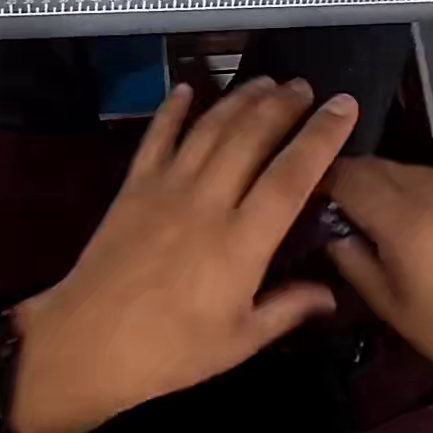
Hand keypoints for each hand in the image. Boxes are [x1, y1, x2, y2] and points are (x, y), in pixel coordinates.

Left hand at [10, 77, 358, 432]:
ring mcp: (167, 187)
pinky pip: (157, 137)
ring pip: (210, 129)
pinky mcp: (134, 185)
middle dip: (283, 105)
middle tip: (304, 86)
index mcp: (241, 242)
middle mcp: (208, 201)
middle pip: (251, 137)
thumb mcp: (239, 341)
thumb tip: (332, 294)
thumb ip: (288, 309)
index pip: (292, 176)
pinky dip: (172, 109)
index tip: (343, 106)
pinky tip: (186, 88)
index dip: (321, 136)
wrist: (88, 343)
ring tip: (266, 81)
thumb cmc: (170, 350)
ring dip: (240, 99)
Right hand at [325, 158, 432, 432]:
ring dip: (395, 187)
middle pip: (377, 165)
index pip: (346, 175)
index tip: (314, 197)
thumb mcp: (388, 304)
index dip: (323, 181)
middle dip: (356, 182)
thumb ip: (349, 254)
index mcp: (407, 221)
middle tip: (351, 212)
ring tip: (402, 224)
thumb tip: (331, 222)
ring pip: (413, 170)